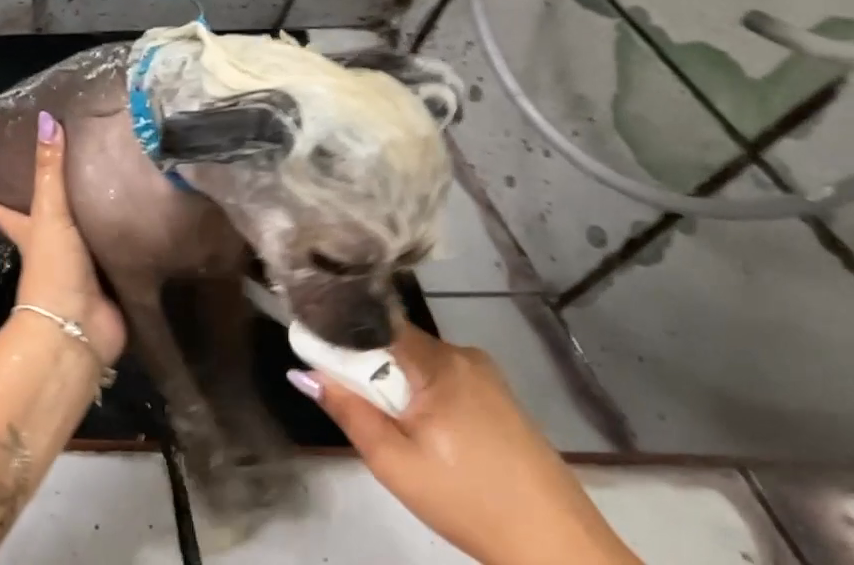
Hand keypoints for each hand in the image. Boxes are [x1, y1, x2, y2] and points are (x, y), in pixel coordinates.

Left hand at [0, 111, 126, 366]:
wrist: (77, 328)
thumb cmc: (53, 268)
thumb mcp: (49, 214)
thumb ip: (50, 171)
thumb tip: (45, 119)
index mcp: (32, 235)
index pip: (8, 215)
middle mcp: (55, 252)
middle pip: (51, 228)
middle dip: (57, 214)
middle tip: (72, 186)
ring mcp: (83, 272)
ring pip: (89, 244)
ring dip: (98, 230)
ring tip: (116, 202)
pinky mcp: (111, 287)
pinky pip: (120, 262)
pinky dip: (128, 252)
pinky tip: (145, 239)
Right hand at [294, 323, 639, 564]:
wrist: (560, 549)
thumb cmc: (469, 501)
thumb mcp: (393, 462)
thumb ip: (347, 411)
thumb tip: (303, 372)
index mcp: (439, 362)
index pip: (372, 323)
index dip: (339, 337)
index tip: (315, 359)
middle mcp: (464, 356)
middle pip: (393, 344)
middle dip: (368, 373)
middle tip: (362, 415)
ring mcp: (487, 377)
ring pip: (416, 365)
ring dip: (395, 390)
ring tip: (400, 436)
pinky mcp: (500, 399)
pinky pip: (442, 381)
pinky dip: (423, 400)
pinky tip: (431, 441)